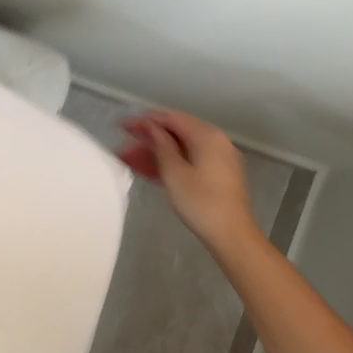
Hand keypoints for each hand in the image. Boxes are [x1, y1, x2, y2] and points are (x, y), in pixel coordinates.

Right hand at [118, 110, 256, 249]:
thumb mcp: (174, 173)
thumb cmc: (200, 202)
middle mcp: (215, 141)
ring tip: (127, 160)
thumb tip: (151, 127)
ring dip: (154, 154)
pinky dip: (169, 164)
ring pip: (180, 149)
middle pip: (176, 134)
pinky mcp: (216, 175)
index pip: (171, 119)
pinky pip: (188, 161)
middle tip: (122, 147)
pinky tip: (147, 170)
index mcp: (206, 136)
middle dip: (147, 140)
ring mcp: (217, 159)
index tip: (123, 126)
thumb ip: (161, 145)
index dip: (146, 121)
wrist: (230, 234)